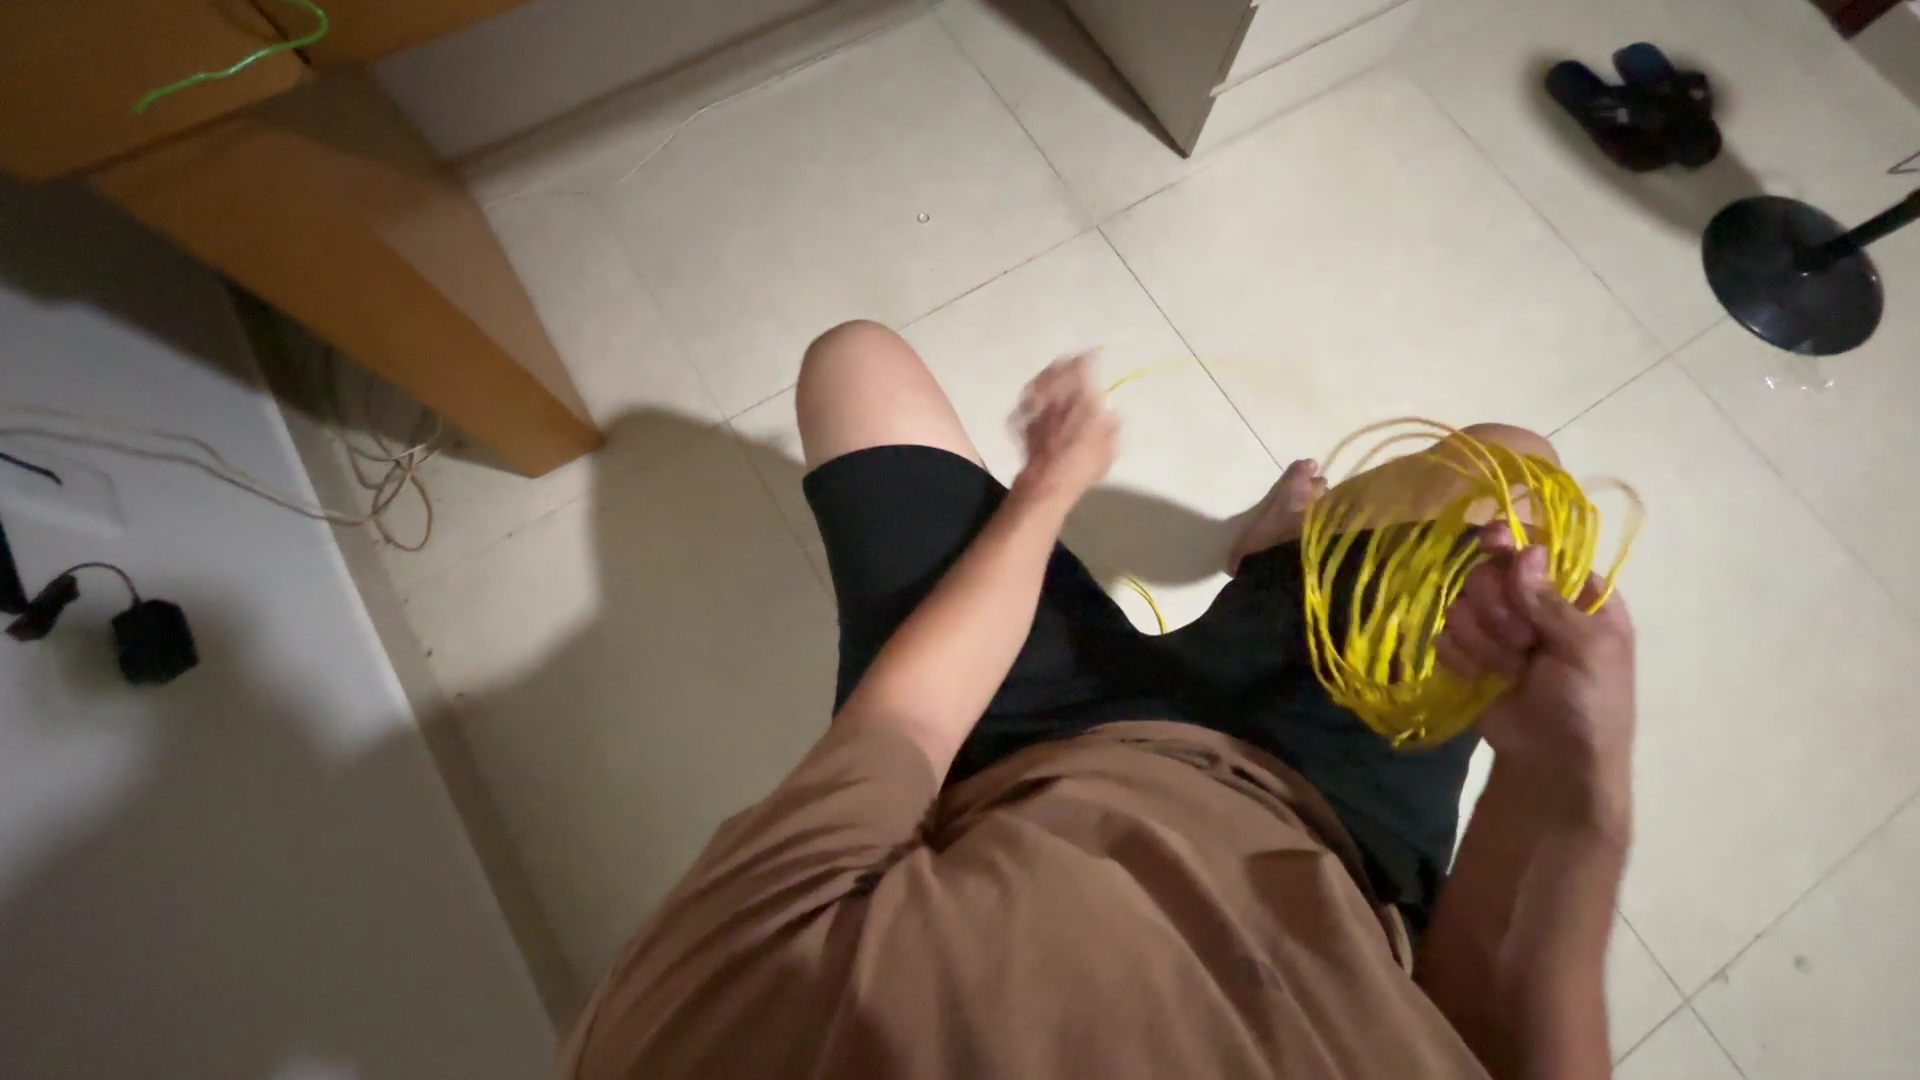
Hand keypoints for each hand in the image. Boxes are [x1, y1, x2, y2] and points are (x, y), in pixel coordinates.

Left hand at [1010, 355, 1118, 509]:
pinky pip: (1022, 411)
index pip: (1083, 371)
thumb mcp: (1108, 450)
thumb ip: (1111, 430)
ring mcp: (1036, 413)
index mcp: (1079, 403)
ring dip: (1043, 376)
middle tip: (1069, 358)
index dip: (1088, 358)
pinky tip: (1027, 401)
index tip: (1095, 351)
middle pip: (1056, 374)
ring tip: (1048, 371)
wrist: (1047, 482)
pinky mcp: (1023, 427)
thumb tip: (1113, 417)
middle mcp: (1056, 401)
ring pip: (1037, 387)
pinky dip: (1026, 404)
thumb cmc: (1082, 467)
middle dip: (1064, 363)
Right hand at [1438, 527, 1636, 834]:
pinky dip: (1463, 658)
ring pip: (1463, 604)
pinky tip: (1485, 678)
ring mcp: (1498, 630)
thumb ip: (1550, 600)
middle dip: (1498, 610)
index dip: (1513, 543)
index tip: (1491, 540)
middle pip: (1490, 574)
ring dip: (1483, 640)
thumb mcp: (1587, 649)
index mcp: (1577, 597)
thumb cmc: (1589, 705)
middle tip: (1522, 641)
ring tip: (1508, 670)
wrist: (1552, 762)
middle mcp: (1534, 606)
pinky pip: (1446, 634)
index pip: (1539, 551)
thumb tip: (1525, 551)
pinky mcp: (1468, 654)